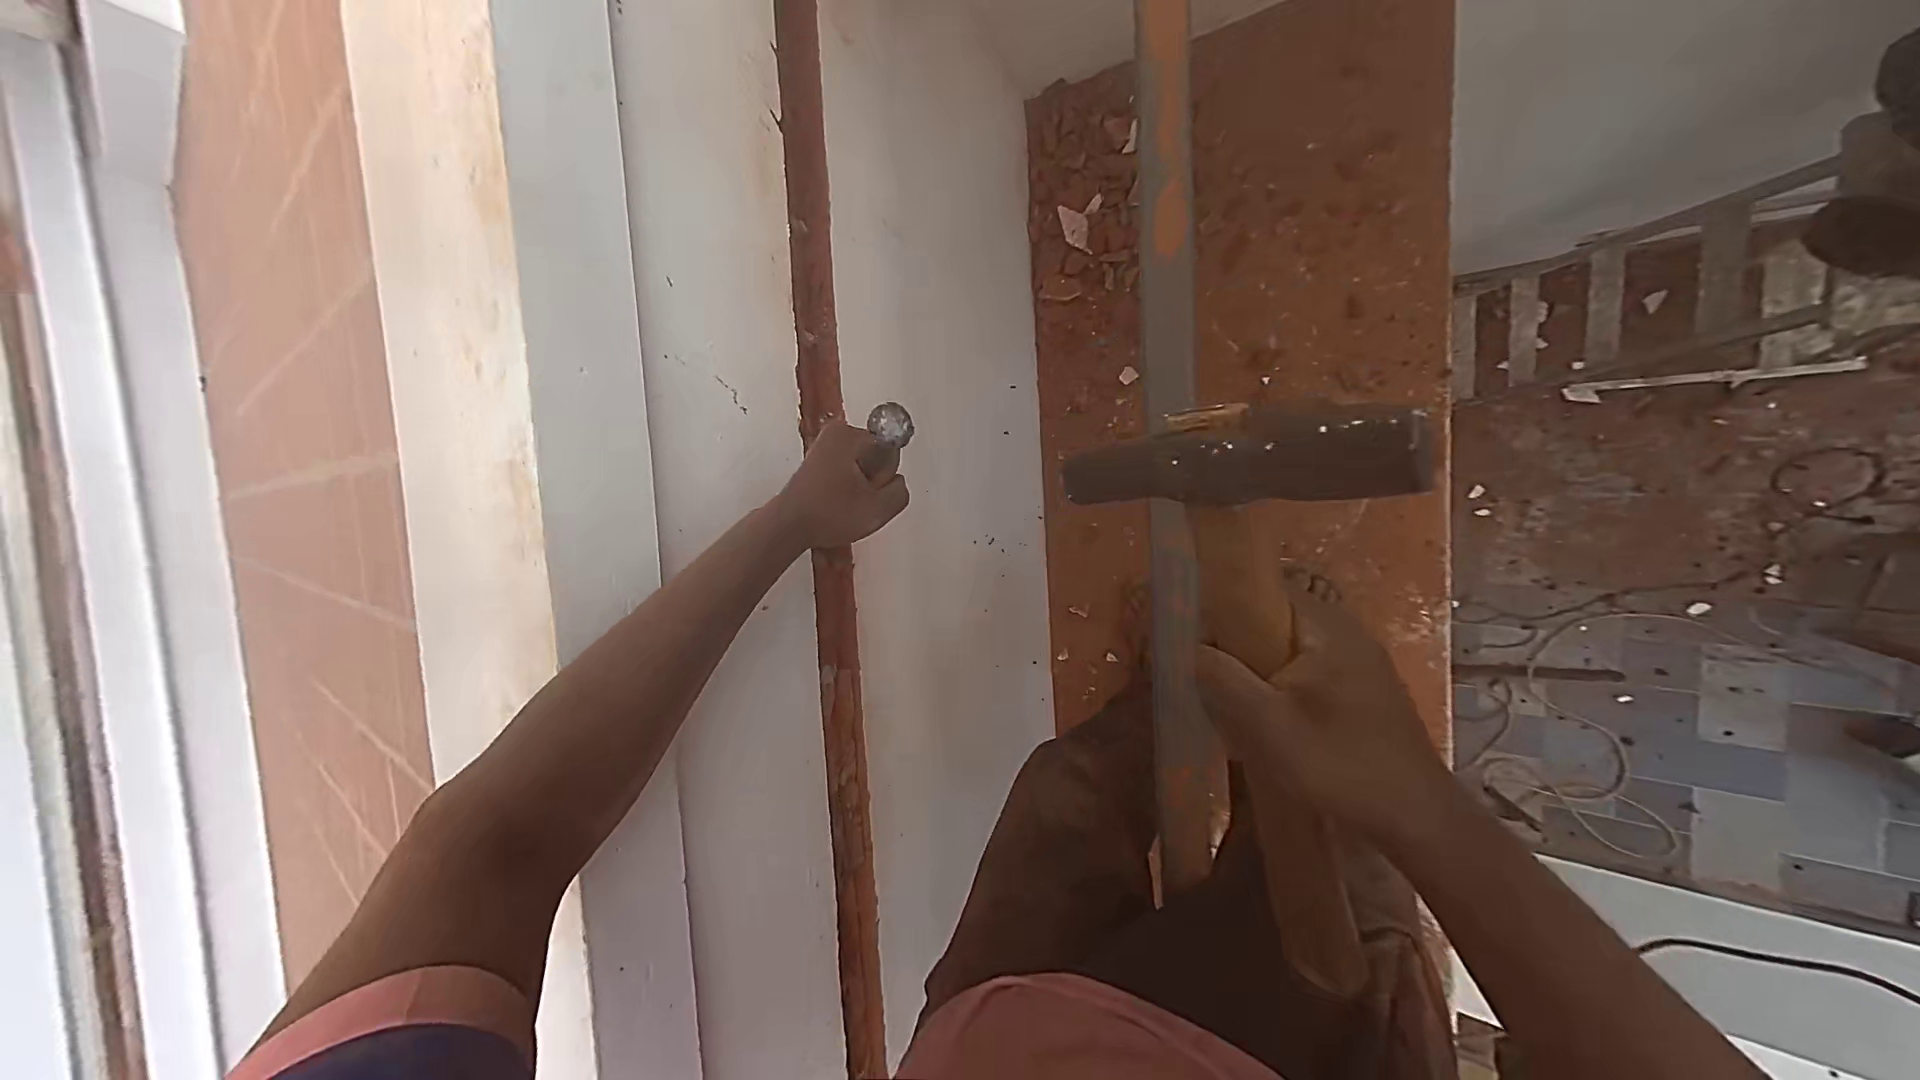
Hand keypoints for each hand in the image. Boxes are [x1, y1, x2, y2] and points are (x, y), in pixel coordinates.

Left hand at [774, 422, 909, 549]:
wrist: (789, 526)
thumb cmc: (826, 515)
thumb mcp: (879, 508)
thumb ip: (900, 491)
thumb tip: (897, 484)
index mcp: (849, 435)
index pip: (890, 450)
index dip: (883, 477)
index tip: (865, 490)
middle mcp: (835, 433)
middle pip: (877, 455)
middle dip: (872, 480)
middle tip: (855, 499)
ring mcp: (825, 446)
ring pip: (864, 466)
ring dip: (860, 487)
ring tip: (844, 502)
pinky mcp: (820, 460)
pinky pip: (849, 472)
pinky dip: (847, 488)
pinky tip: (837, 502)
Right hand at [1195, 587, 1453, 844]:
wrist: (1419, 819)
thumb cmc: (1340, 766)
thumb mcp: (1267, 725)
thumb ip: (1222, 678)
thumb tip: (1191, 645)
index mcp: (1325, 626)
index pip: (1261, 587)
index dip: (1222, 607)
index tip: (1197, 640)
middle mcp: (1345, 629)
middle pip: (1271, 615)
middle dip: (1236, 641)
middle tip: (1211, 676)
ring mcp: (1358, 656)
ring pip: (1287, 642)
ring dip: (1257, 664)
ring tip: (1235, 698)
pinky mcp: (1362, 682)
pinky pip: (1306, 663)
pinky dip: (1280, 678)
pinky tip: (1271, 714)